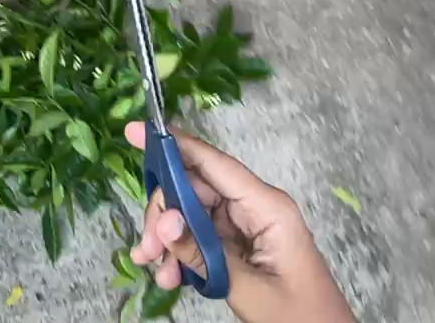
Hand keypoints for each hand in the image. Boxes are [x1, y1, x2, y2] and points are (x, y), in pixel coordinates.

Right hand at [125, 122, 355, 322]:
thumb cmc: (301, 320)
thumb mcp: (249, 291)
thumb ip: (203, 254)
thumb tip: (163, 222)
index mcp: (266, 206)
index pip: (212, 163)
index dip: (172, 144)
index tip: (133, 130)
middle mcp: (253, 207)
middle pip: (193, 189)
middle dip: (164, 213)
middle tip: (145, 246)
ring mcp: (245, 226)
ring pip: (190, 213)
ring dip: (167, 238)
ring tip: (151, 266)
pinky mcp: (238, 246)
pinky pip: (199, 237)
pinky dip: (180, 253)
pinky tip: (166, 276)